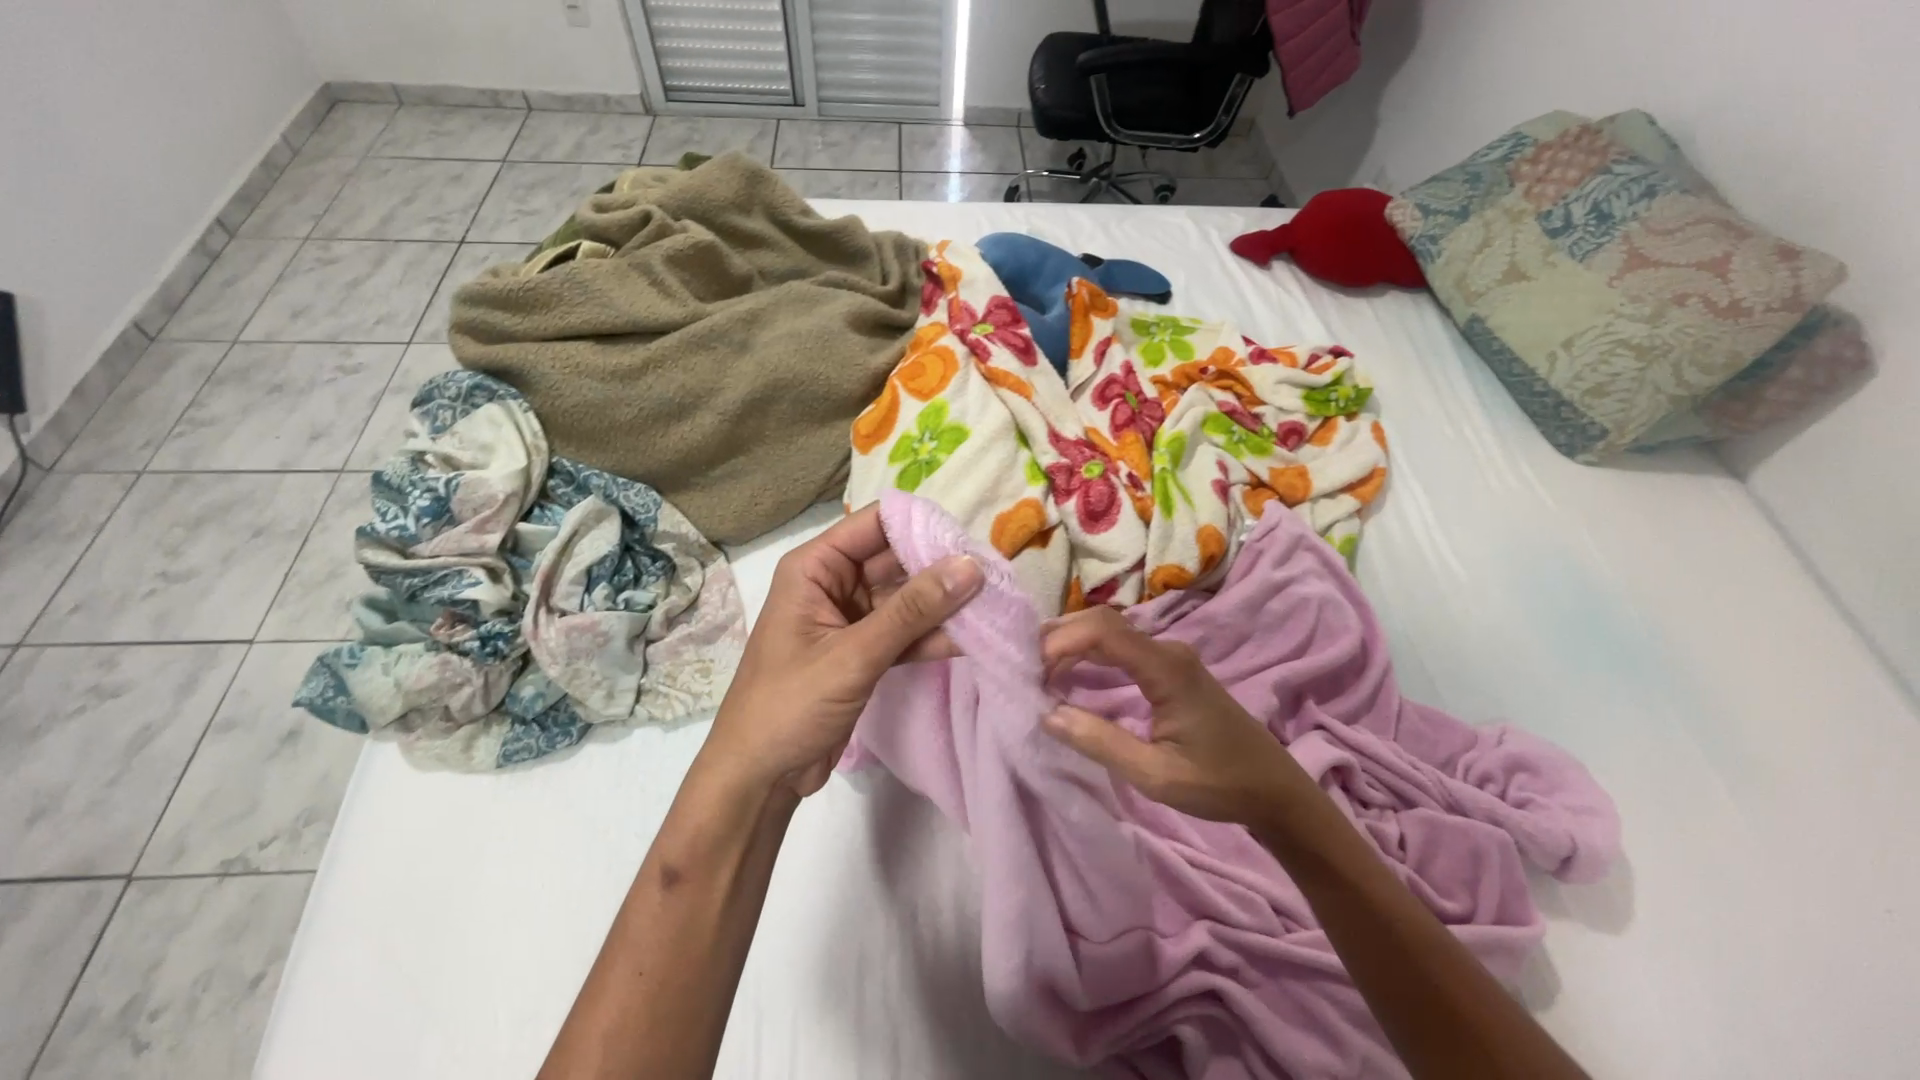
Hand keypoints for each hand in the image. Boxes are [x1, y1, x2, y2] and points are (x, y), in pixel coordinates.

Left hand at [701, 504, 983, 798]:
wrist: (759, 775)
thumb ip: (912, 611)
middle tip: (996, 576)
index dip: (921, 525)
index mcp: (814, 568)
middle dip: (943, 567)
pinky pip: (906, 634)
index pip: (875, 525)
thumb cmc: (789, 704)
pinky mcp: (865, 654)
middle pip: (897, 560)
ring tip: (996, 606)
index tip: (970, 539)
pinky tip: (974, 639)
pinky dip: (934, 637)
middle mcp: (833, 584)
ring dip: (945, 606)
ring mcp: (851, 621)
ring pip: (907, 600)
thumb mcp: (853, 655)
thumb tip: (970, 566)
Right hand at [1040, 607, 1308, 826]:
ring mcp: (1170, 657)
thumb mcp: (1155, 775)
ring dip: (1072, 644)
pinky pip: (1121, 648)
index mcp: (1167, 669)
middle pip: (1103, 622)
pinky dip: (1089, 654)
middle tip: (1024, 667)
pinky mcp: (1169, 669)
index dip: (1062, 642)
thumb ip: (1100, 742)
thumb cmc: (1218, 784)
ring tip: (1038, 671)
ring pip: (1110, 631)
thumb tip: (1047, 714)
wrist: (1272, 788)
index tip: (1033, 672)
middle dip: (1059, 637)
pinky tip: (1069, 674)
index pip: (1104, 631)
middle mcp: (1168, 651)